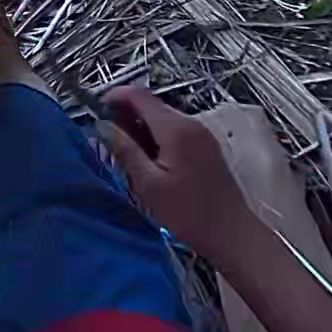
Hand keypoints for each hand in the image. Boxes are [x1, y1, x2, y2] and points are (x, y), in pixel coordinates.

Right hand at [100, 86, 255, 255]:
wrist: (234, 236)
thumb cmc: (189, 214)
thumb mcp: (149, 184)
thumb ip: (125, 150)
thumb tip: (101, 125)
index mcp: (175, 128)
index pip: (138, 95)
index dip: (115, 97)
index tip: (97, 112)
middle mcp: (190, 122)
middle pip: (150, 105)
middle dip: (126, 116)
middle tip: (110, 141)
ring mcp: (201, 133)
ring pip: (161, 117)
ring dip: (140, 128)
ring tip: (129, 157)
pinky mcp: (206, 145)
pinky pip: (174, 129)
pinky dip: (156, 137)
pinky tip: (151, 162)